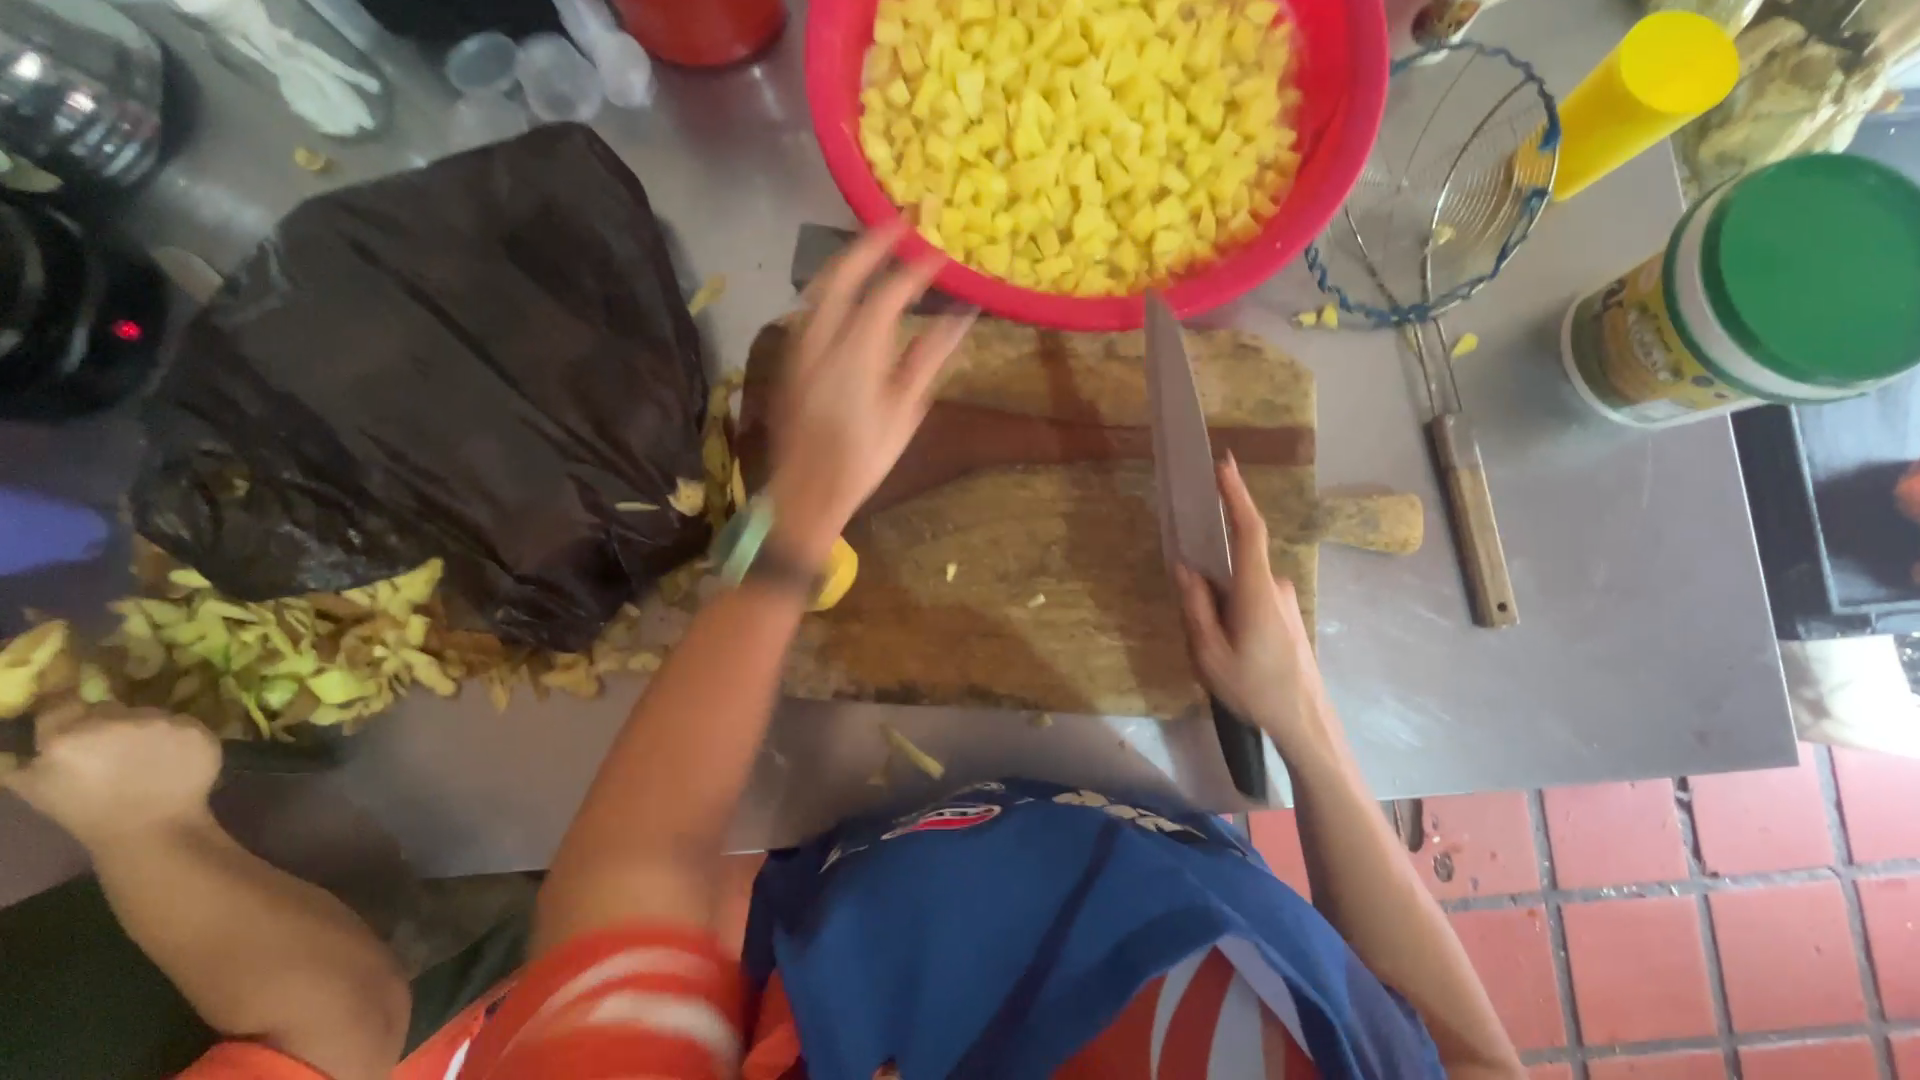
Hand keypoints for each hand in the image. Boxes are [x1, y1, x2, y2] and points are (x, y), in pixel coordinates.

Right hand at [5, 706, 220, 847]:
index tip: (76, 722)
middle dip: (108, 724)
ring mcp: (160, 723)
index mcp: (67, 736)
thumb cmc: (87, 811)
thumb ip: (23, 759)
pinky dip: (177, 737)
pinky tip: (172, 758)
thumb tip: (20, 740)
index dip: (69, 711)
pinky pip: (182, 723)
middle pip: (109, 708)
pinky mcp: (195, 728)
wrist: (152, 825)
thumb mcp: (36, 787)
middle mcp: (116, 722)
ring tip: (145, 758)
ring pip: (148, 714)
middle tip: (113, 751)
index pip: (63, 703)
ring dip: (145, 729)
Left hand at [770, 220, 974, 562]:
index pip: (888, 293)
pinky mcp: (788, 357)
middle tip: (899, 222)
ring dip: (847, 261)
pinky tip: (847, 291)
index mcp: (857, 353)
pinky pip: (810, 307)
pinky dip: (831, 288)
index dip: (915, 269)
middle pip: (843, 273)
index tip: (938, 255)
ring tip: (874, 248)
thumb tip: (960, 317)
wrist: (804, 493)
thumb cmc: (862, 460)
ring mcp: (799, 345)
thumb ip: (928, 358)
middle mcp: (822, 338)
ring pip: (820, 286)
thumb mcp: (905, 412)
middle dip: (871, 242)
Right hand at [1173, 457, 1337, 752]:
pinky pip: (1252, 600)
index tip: (1224, 465)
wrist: (1305, 721)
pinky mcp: (1288, 615)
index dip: (1236, 495)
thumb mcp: (1209, 653)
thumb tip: (1185, 568)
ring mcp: (1284, 601)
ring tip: (1217, 655)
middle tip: (1200, 632)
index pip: (1248, 530)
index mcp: (1255, 589)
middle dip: (1210, 586)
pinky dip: (1235, 614)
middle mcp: (1274, 586)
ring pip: (1241, 588)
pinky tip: (1234, 654)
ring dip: (1222, 609)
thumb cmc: (1255, 688)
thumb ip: (1196, 606)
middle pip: (1233, 567)